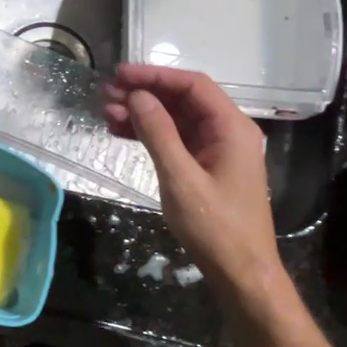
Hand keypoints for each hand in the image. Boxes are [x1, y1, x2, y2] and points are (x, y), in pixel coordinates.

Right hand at [103, 64, 282, 289]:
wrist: (240, 271)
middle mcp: (227, 132)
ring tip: (106, 112)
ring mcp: (216, 150)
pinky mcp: (205, 166)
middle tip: (105, 93)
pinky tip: (121, 132)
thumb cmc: (215, 226)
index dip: (155, 75)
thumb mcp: (181, 178)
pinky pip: (174, 138)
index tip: (119, 75)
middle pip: (183, 99)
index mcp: (232, 129)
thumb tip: (137, 96)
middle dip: (145, 92)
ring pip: (175, 118)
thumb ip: (158, 134)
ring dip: (142, 113)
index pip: (193, 86)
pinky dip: (149, 133)